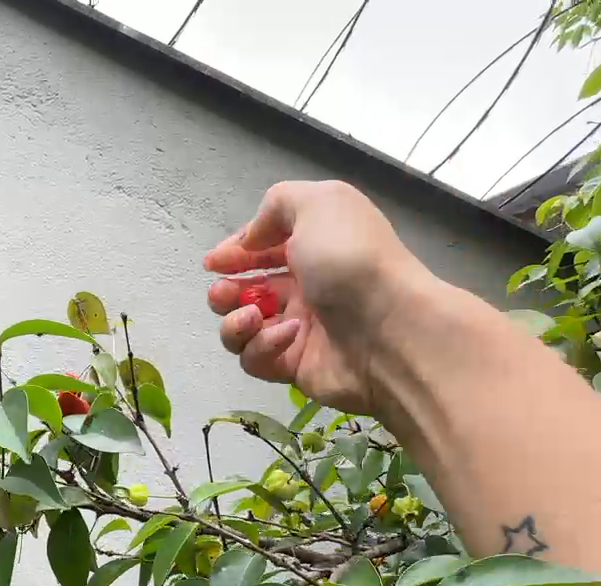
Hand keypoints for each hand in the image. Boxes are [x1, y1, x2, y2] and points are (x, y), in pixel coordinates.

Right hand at [204, 181, 435, 417]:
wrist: (387, 328)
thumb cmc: (351, 259)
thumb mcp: (317, 204)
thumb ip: (276, 206)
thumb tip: (251, 240)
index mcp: (314, 247)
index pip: (263, 250)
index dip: (234, 254)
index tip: (213, 263)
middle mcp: (304, 288)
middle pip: (244, 293)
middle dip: (224, 293)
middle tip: (223, 295)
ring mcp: (296, 330)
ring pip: (242, 330)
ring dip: (234, 323)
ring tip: (250, 317)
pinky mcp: (291, 366)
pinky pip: (257, 359)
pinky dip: (263, 346)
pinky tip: (287, 336)